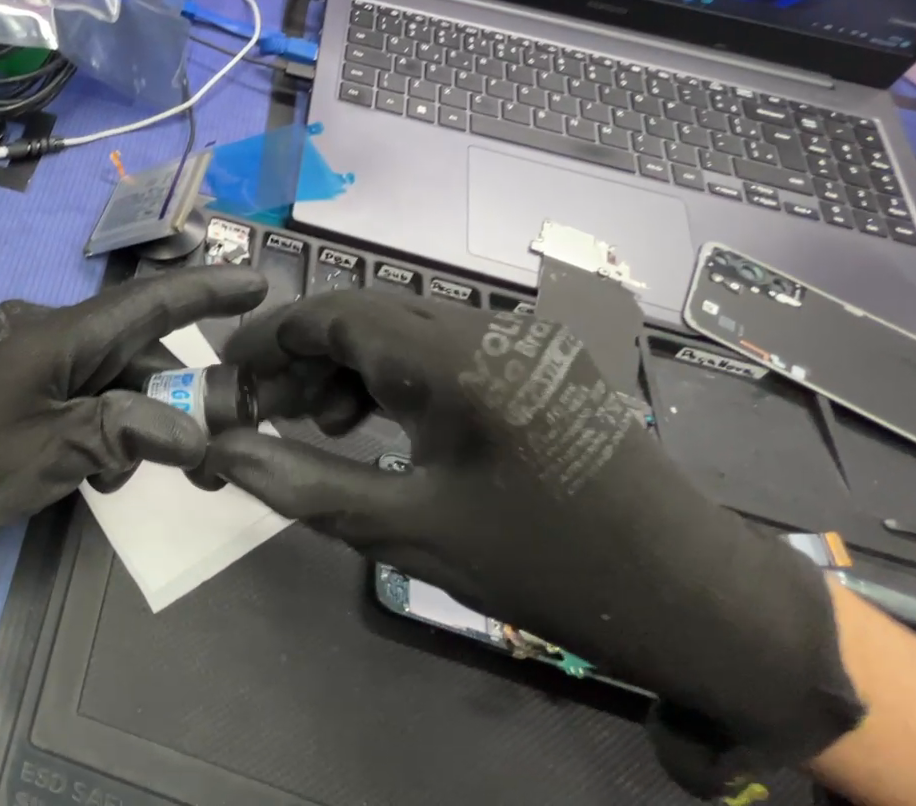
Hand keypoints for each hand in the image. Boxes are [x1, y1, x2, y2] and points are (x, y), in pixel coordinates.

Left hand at [0, 267, 265, 560]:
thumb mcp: (47, 456)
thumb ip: (125, 432)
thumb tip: (198, 433)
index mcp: (52, 333)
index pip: (145, 303)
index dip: (205, 291)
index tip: (259, 281)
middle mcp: (42, 329)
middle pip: (132, 351)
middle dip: (171, 400)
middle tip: (209, 459)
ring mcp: (22, 353)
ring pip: (104, 376)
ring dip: (129, 423)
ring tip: (120, 480)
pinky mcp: (8, 378)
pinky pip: (73, 389)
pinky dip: (95, 425)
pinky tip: (89, 471)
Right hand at [198, 290, 861, 796]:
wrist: (697, 600)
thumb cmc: (545, 565)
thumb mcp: (406, 530)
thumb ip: (300, 482)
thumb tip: (219, 452)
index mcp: (457, 362)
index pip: (335, 316)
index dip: (270, 340)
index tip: (227, 374)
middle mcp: (487, 331)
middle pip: (363, 316)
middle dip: (302, 359)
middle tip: (264, 412)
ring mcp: (519, 342)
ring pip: (398, 330)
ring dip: (345, 368)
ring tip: (317, 425)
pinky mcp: (535, 363)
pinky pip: (439, 349)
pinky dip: (391, 377)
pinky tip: (378, 425)